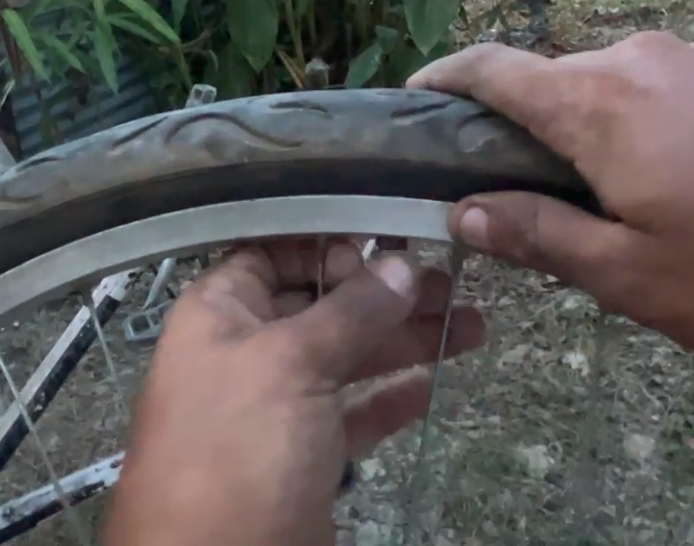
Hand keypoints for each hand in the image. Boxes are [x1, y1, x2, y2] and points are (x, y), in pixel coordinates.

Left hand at [102, 241, 483, 545]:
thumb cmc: (237, 449)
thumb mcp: (289, 364)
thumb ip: (350, 312)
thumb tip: (402, 265)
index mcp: (221, 311)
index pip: (276, 250)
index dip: (329, 241)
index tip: (388, 238)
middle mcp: (248, 348)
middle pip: (322, 302)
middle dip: (384, 291)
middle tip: (451, 281)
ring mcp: (278, 404)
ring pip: (347, 356)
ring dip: (404, 340)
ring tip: (471, 323)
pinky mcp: (305, 456)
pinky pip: (355, 412)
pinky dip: (392, 397)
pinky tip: (434, 381)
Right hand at [410, 33, 693, 373]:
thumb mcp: (638, 281)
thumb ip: (539, 237)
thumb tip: (461, 213)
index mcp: (597, 101)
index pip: (490, 68)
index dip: (439, 79)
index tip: (410, 104)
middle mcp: (638, 59)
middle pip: (546, 83)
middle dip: (518, 133)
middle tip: (526, 206)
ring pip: (603, 91)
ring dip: (582, 137)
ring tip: (611, 211)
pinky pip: (657, 93)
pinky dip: (635, 130)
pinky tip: (680, 190)